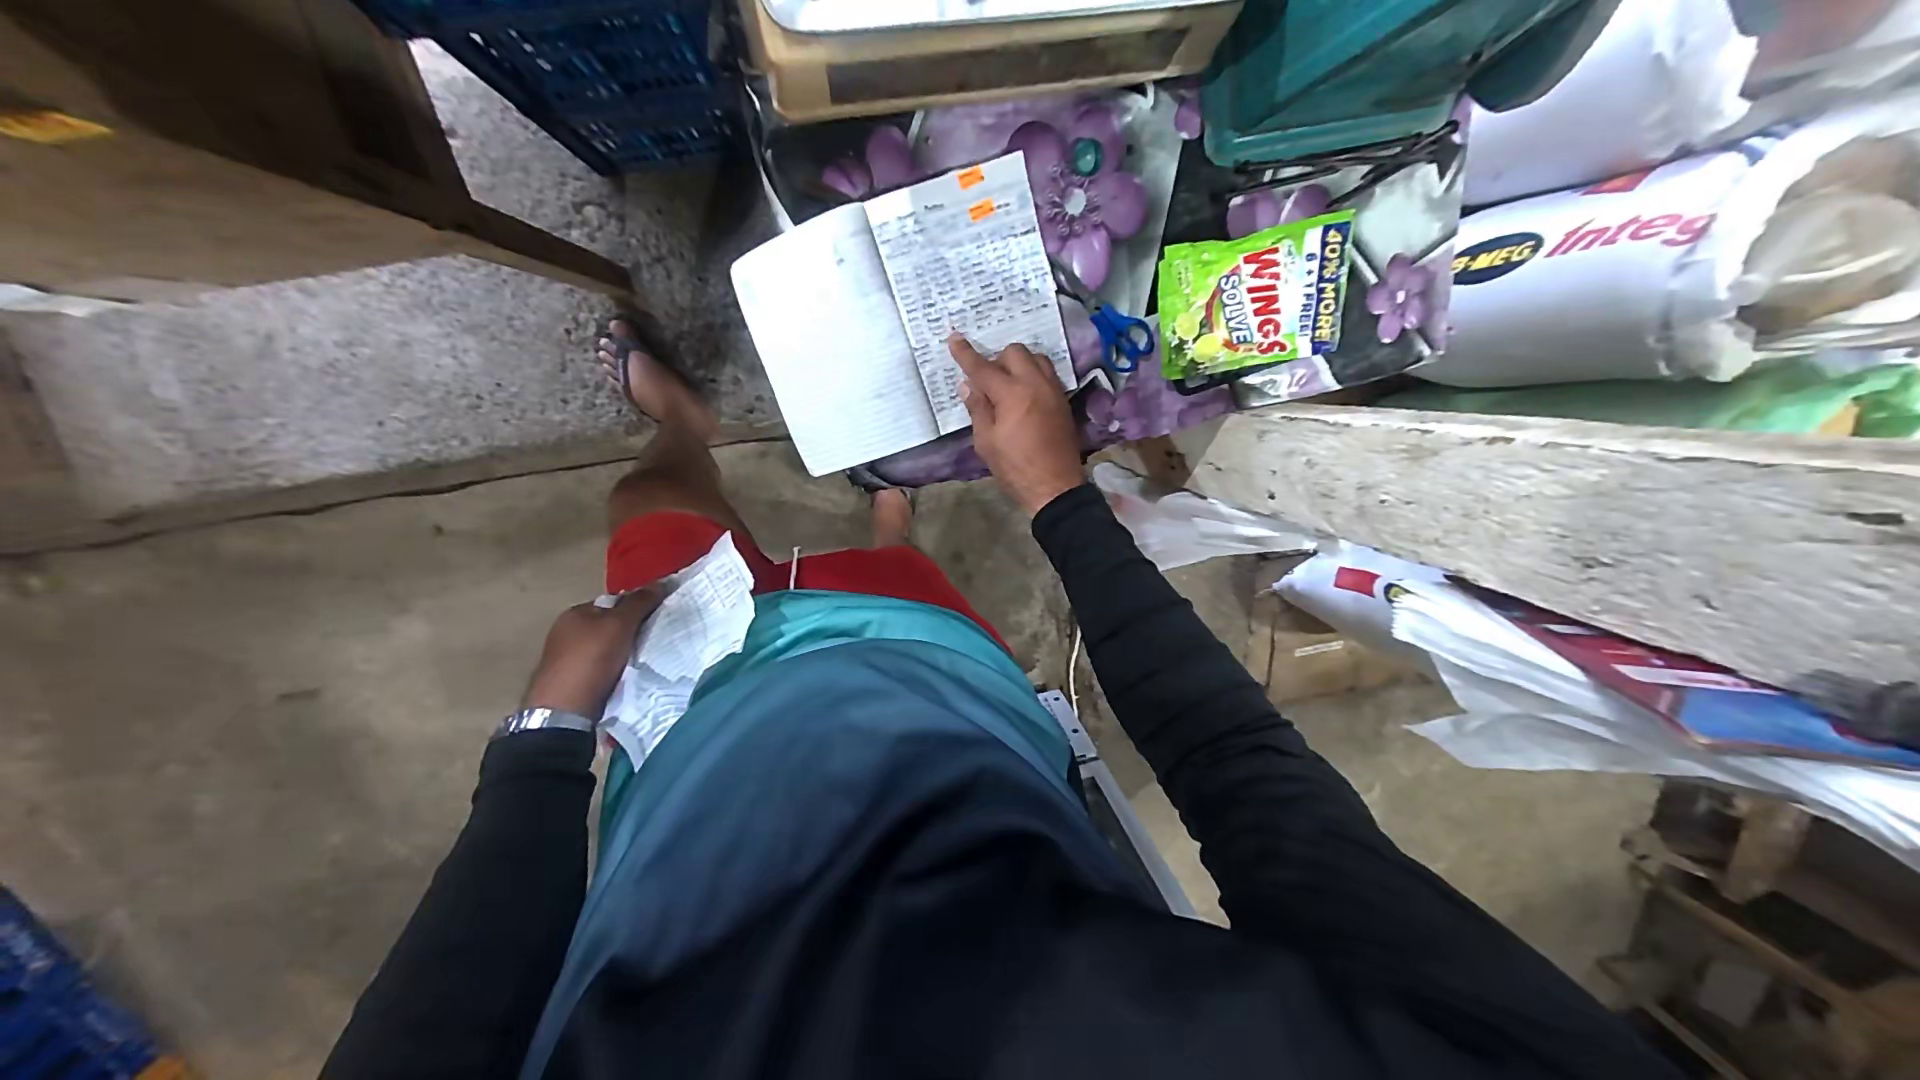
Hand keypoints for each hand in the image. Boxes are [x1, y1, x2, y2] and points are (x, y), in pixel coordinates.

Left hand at [521, 588, 662, 716]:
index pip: (613, 603)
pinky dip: (614, 671)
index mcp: (574, 613)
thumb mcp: (619, 625)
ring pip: (606, 649)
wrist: (564, 712)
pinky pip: (601, 669)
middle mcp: (566, 632)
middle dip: (630, 632)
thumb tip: (660, 582)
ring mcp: (565, 659)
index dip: (636, 609)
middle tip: (652, 641)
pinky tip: (625, 678)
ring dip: (623, 653)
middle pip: (609, 626)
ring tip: (642, 662)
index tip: (655, 620)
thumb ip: (638, 603)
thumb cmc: (590, 660)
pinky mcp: (569, 682)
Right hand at [949, 336, 1084, 516]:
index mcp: (1012, 394)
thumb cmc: (1015, 468)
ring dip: (1019, 364)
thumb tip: (968, 385)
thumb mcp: (986, 442)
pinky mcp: (1063, 401)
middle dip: (997, 360)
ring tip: (1008, 386)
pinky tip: (1024, 395)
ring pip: (1036, 359)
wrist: (1055, 487)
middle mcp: (1035, 384)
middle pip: (1015, 352)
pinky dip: (1033, 375)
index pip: (983, 367)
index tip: (954, 338)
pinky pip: (1047, 374)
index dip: (966, 353)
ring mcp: (1053, 391)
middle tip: (987, 382)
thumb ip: (978, 409)